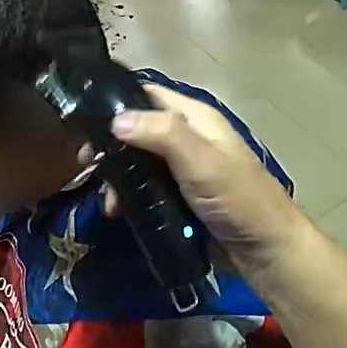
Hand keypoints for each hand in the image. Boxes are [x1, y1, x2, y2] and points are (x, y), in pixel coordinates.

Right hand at [101, 86, 313, 272]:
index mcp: (197, 119)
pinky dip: (129, 197)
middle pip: (138, 130)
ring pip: (138, 162)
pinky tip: (118, 212)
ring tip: (107, 200)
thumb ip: (163, 135)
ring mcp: (183, 170)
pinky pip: (145, 190)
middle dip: (111, 145)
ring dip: (118, 177)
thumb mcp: (202, 162)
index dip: (116, 102)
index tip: (81, 120)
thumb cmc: (238, 200)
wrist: (265, 252)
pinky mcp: (179, 199)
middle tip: (86, 163)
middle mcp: (188, 139)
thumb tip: (116, 119)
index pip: (149, 95)